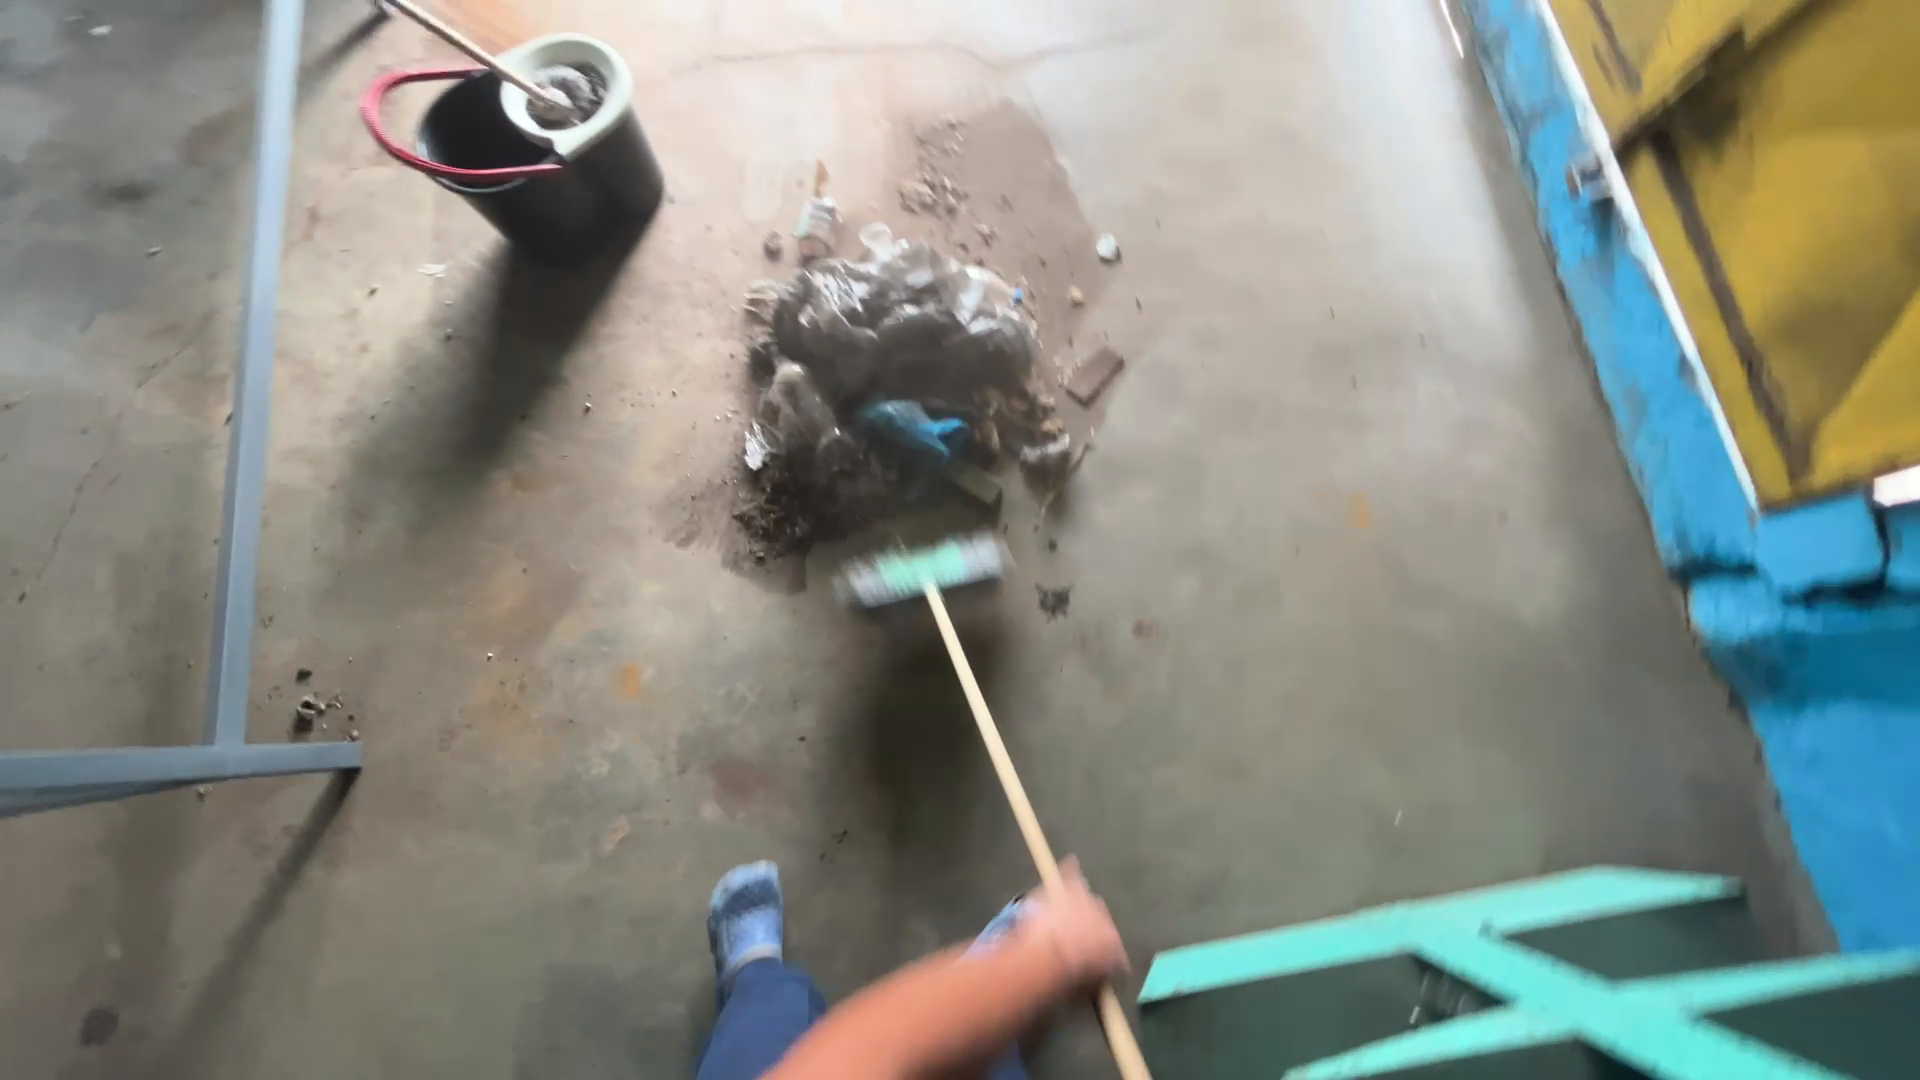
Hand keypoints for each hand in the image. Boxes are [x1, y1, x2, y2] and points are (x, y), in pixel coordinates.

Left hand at [1015, 857, 1128, 988]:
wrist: (1046, 957)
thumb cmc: (1065, 981)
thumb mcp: (1084, 991)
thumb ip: (1094, 983)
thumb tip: (1093, 985)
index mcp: (1114, 950)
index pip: (1116, 957)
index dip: (1103, 962)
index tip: (1092, 968)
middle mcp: (1107, 922)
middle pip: (1103, 924)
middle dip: (1093, 931)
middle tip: (1077, 941)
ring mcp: (1087, 903)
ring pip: (1089, 899)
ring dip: (1082, 905)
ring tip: (1072, 911)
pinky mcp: (1069, 887)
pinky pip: (1073, 873)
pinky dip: (1071, 869)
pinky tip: (1071, 862)